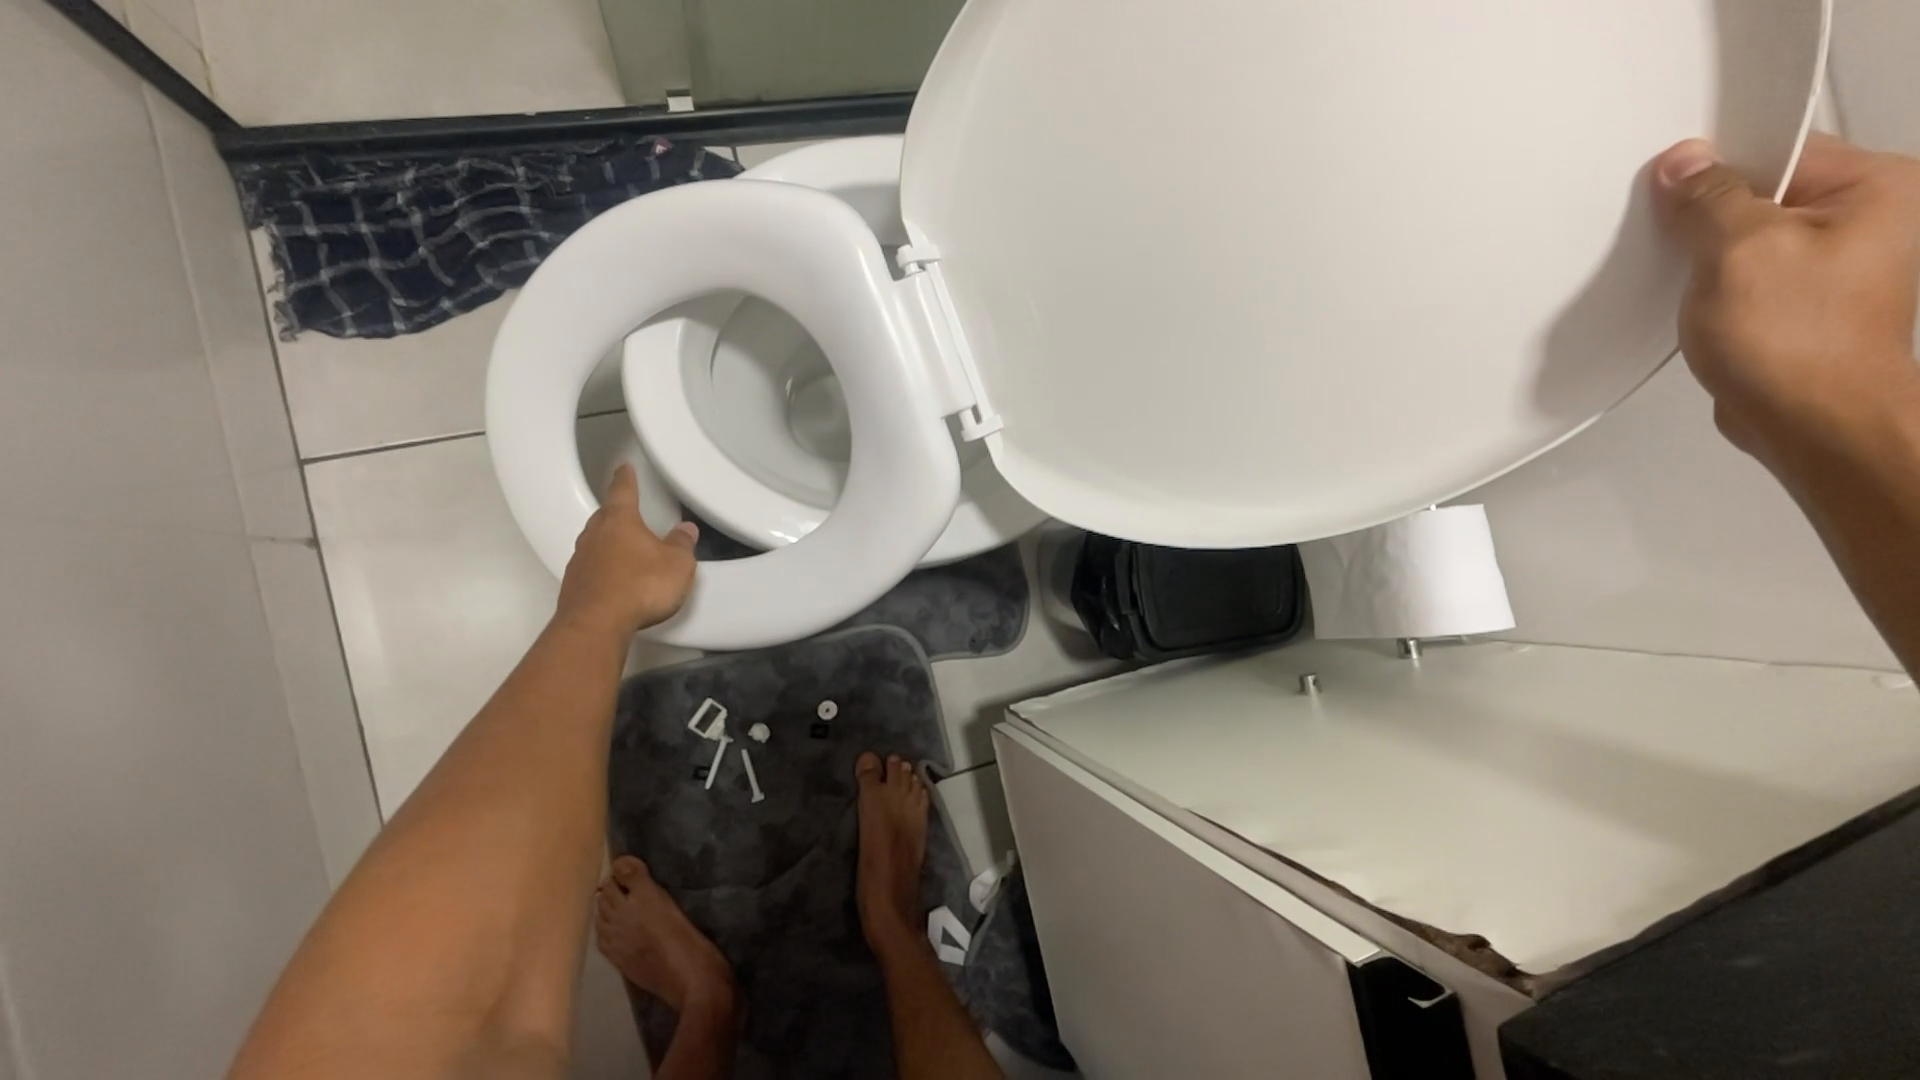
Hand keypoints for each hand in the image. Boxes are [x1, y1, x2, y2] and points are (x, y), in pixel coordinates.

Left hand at [554, 464, 697, 637]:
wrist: (597, 623)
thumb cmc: (639, 586)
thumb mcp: (677, 564)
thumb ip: (682, 544)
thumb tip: (686, 531)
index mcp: (620, 520)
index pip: (623, 490)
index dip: (626, 478)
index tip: (625, 468)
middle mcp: (595, 534)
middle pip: (606, 517)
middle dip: (618, 515)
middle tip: (632, 517)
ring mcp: (580, 560)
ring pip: (597, 543)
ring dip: (611, 546)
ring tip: (629, 554)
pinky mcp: (574, 585)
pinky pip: (592, 569)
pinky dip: (604, 570)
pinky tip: (617, 582)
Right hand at [1650, 135, 1919, 476]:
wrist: (1811, 419)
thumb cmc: (1798, 345)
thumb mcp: (1738, 250)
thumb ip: (1710, 199)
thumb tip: (1688, 164)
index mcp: (1874, 187)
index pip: (1779, 147)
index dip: (1716, 165)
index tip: (1673, 187)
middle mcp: (1864, 219)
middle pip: (1761, 190)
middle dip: (1707, 217)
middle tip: (1684, 246)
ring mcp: (1832, 262)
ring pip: (1747, 234)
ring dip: (1707, 255)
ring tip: (1700, 283)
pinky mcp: (1798, 299)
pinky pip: (1743, 271)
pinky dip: (1712, 284)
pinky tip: (1702, 304)